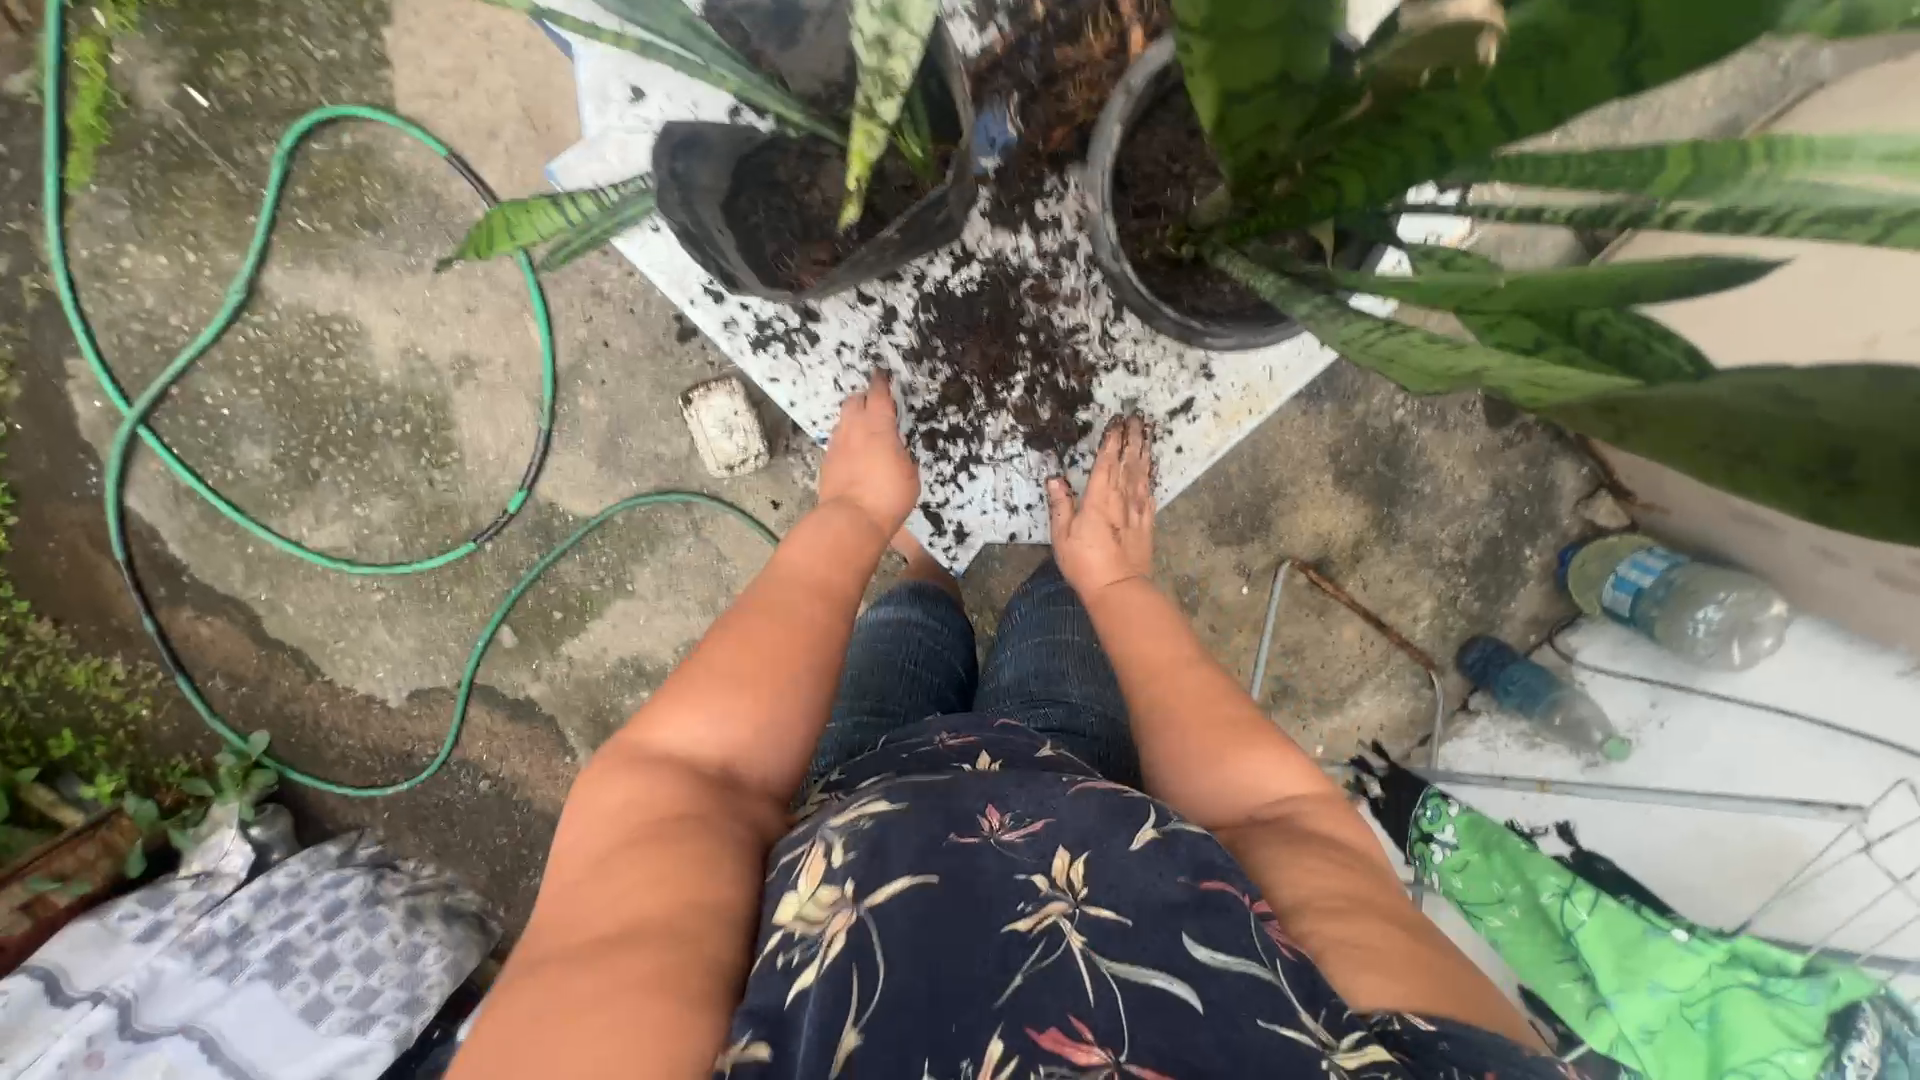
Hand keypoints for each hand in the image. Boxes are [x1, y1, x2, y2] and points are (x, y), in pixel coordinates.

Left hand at [818, 370, 919, 541]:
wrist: (852, 520)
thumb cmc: (888, 495)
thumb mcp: (910, 473)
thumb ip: (902, 453)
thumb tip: (896, 449)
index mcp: (878, 425)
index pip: (878, 393)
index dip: (881, 382)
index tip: (882, 374)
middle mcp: (853, 428)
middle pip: (854, 400)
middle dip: (864, 399)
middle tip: (876, 406)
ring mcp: (837, 444)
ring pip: (843, 421)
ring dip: (854, 420)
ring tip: (866, 431)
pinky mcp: (827, 462)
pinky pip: (838, 442)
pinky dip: (847, 441)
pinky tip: (855, 453)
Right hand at [1047, 415, 1152, 596]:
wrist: (1117, 587)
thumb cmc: (1084, 563)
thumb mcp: (1062, 535)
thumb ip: (1060, 504)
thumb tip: (1054, 479)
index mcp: (1098, 497)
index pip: (1107, 461)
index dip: (1112, 440)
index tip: (1117, 422)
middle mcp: (1121, 497)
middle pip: (1129, 461)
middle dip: (1133, 438)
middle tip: (1138, 418)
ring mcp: (1137, 510)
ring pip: (1142, 473)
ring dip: (1144, 451)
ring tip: (1147, 434)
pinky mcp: (1146, 523)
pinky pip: (1150, 492)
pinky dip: (1151, 476)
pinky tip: (1151, 468)